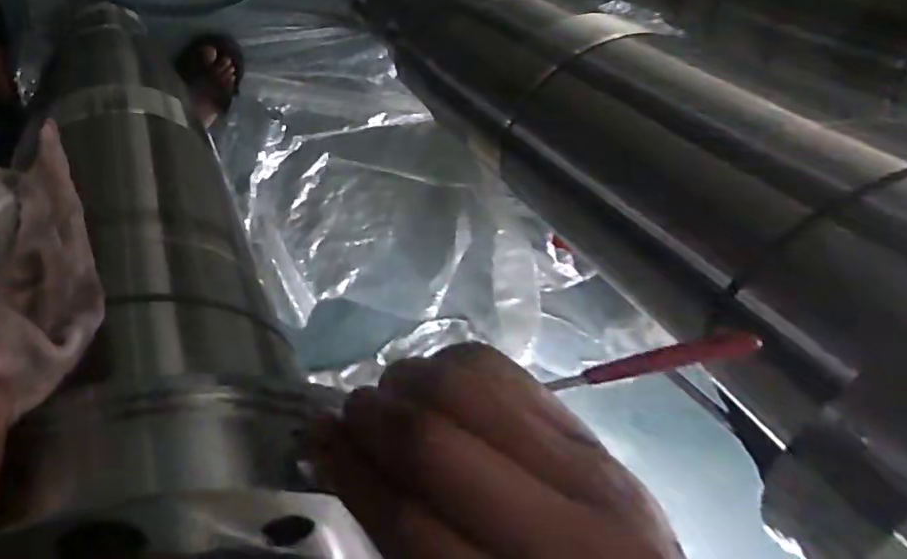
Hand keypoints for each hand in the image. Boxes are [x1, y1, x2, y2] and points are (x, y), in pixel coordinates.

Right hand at [312, 344, 682, 558]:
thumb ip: (401, 538)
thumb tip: (332, 452)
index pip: (411, 525)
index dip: (352, 477)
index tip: (317, 444)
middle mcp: (571, 538)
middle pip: (434, 445)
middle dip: (371, 421)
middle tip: (346, 418)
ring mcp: (589, 472)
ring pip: (464, 387)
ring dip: (405, 384)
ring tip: (390, 400)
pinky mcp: (588, 431)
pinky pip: (497, 368)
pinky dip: (448, 367)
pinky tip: (438, 391)